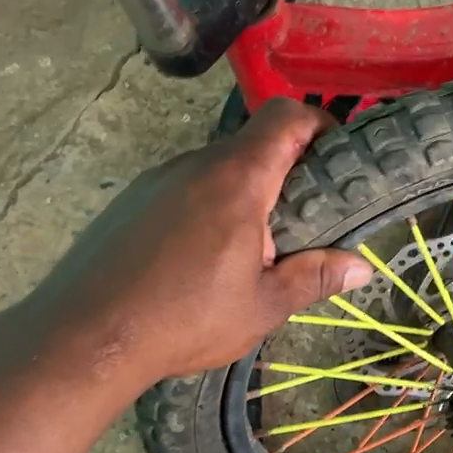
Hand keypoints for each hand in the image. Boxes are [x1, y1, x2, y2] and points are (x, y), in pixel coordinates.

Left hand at [23, 98, 372, 383]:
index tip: (338, 155)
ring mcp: (158, 179)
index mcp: (237, 181)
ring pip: (218, 170)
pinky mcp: (133, 200)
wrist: (88, 335)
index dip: (319, 124)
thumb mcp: (265, 306)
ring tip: (255, 251)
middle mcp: (196, 165)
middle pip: (253, 145)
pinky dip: (211, 208)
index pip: (285, 118)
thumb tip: (363, 267)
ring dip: (247, 195)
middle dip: (288, 174)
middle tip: (305, 222)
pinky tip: (206, 259)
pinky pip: (186, 189)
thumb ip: (316, 278)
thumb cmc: (187, 319)